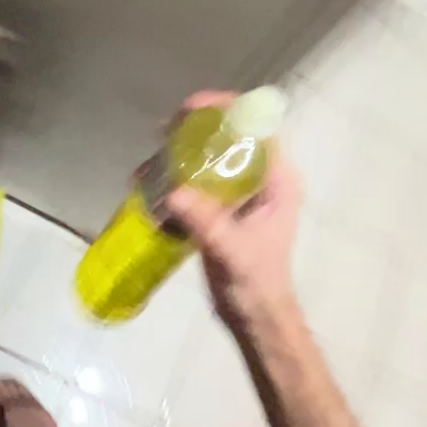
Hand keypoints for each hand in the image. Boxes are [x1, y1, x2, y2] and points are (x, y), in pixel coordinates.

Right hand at [165, 90, 304, 332]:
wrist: (255, 318)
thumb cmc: (256, 284)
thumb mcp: (233, 252)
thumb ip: (207, 223)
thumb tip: (173, 193)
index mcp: (278, 181)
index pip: (258, 129)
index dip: (228, 110)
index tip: (193, 108)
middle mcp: (262, 180)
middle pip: (231, 137)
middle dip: (197, 129)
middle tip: (164, 130)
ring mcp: (241, 194)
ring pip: (212, 158)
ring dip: (181, 153)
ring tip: (151, 160)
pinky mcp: (222, 210)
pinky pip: (199, 181)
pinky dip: (175, 177)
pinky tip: (148, 183)